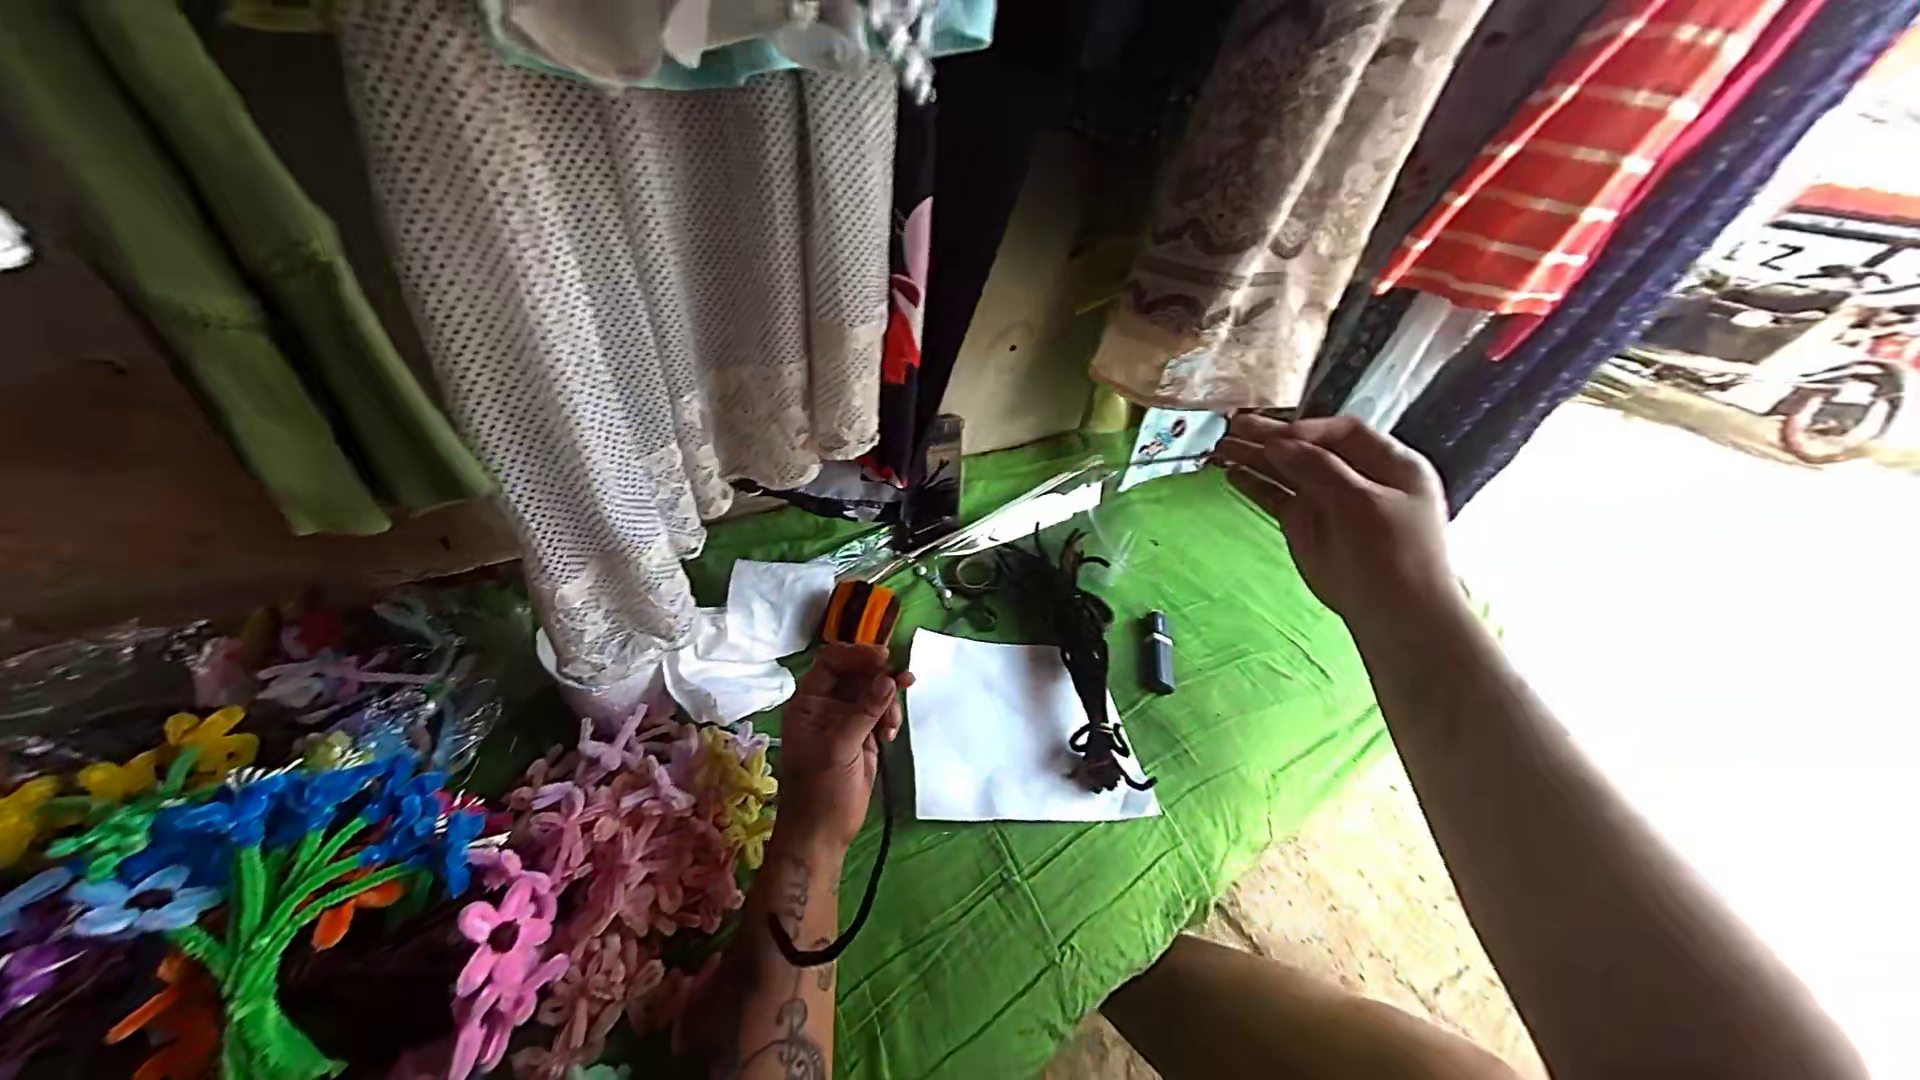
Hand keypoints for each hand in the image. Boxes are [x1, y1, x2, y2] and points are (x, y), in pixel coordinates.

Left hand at [776, 643, 913, 850]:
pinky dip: (891, 715)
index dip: (857, 655)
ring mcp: (846, 719)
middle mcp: (827, 704)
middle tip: (903, 680)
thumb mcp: (840, 748)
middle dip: (880, 676)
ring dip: (889, 700)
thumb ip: (864, 711)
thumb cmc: (820, 790)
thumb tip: (888, 680)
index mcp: (809, 701)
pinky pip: (882, 711)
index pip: (832, 662)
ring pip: (873, 691)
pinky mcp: (864, 734)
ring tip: (892, 724)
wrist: (823, 833)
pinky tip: (892, 732)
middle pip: (857, 673)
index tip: (885, 658)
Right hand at [1214, 415, 1457, 629]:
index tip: (1273, 435)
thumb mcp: (1362, 503)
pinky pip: (1276, 497)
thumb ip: (1319, 469)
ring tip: (1221, 447)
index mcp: (1389, 463)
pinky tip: (1232, 473)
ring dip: (1255, 458)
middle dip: (1271, 438)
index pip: (1342, 433)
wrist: (1392, 612)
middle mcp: (1355, 477)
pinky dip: (1254, 485)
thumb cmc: (1392, 552)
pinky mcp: (1304, 524)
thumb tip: (1277, 444)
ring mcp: (1327, 501)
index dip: (1306, 430)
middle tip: (1233, 426)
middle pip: (1309, 448)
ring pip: (1287, 471)